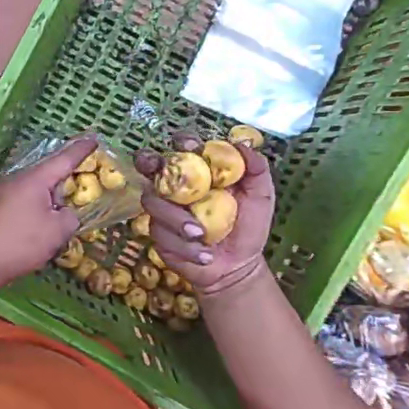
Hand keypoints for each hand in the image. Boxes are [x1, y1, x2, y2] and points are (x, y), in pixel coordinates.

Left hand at [0, 137, 99, 289]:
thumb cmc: (21, 243)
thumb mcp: (57, 231)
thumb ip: (70, 217)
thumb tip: (65, 213)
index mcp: (34, 180)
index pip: (63, 159)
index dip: (81, 150)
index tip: (94, 139)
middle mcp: (17, 181)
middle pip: (49, 177)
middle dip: (65, 185)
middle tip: (79, 195)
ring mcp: (3, 195)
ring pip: (36, 193)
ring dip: (49, 204)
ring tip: (55, 225)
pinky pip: (24, 204)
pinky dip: (35, 213)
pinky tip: (36, 233)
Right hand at [142, 143, 275, 297]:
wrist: (239, 266)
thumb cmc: (248, 226)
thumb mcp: (261, 194)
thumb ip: (256, 168)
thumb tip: (242, 144)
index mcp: (199, 171)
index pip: (183, 147)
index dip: (182, 142)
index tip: (191, 146)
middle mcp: (176, 186)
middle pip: (148, 164)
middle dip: (148, 162)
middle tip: (156, 169)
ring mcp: (163, 209)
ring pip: (152, 202)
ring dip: (175, 218)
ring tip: (201, 235)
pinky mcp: (158, 234)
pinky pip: (160, 233)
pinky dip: (184, 246)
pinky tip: (204, 254)